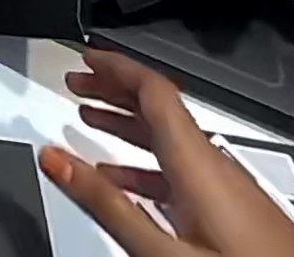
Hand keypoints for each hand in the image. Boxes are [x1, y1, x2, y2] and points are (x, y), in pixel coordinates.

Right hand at [40, 49, 293, 256]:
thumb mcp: (162, 252)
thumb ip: (103, 202)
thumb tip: (52, 157)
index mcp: (196, 161)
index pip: (152, 87)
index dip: (115, 65)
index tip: (86, 56)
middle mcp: (216, 165)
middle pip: (158, 107)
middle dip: (112, 89)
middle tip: (77, 83)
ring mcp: (232, 190)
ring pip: (170, 137)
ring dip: (127, 123)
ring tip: (92, 121)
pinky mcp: (241, 215)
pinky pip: (185, 168)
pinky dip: (148, 161)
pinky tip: (128, 183)